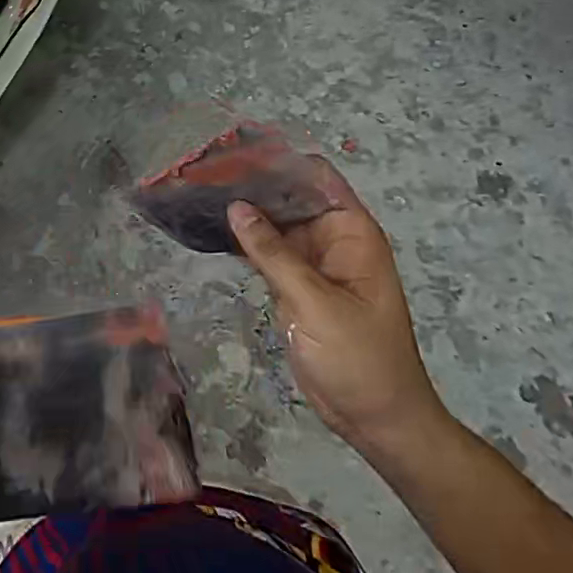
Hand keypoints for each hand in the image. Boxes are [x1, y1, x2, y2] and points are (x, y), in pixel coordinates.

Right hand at [228, 165, 445, 452]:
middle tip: (203, 172)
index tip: (235, 152)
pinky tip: (209, 227)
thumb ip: (274, 253)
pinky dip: (241, 240)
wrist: (375, 420)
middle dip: (251, 183)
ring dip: (241, 209)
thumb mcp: (315, 303)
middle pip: (288, 195)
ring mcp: (310, 261)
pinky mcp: (293, 284)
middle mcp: (330, 238)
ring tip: (197, 190)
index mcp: (351, 231)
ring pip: (272, 222)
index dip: (279, 160)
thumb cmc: (359, 358)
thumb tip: (235, 206)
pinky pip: (265, 251)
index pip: (315, 177)